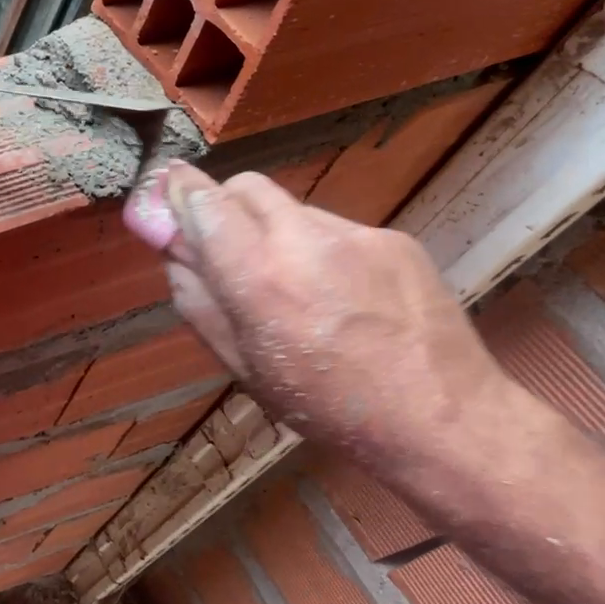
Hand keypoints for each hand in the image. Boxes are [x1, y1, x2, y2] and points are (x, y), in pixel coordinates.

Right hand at [124, 161, 516, 456]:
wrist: (441, 417)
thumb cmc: (322, 404)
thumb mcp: (239, 364)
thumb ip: (197, 301)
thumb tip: (174, 253)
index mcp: (258, 278)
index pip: (205, 203)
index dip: (178, 189)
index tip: (163, 187)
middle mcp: (304, 240)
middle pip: (246, 187)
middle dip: (222, 204)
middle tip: (219, 242)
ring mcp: (356, 234)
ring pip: (291, 209)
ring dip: (270, 231)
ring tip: (290, 286)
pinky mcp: (394, 239)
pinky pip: (334, 229)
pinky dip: (316, 248)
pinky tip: (338, 295)